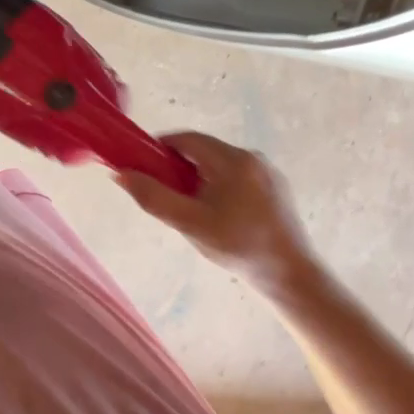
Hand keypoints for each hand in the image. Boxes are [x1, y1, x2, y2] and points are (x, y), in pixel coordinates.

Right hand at [115, 132, 319, 292]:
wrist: (290, 275)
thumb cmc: (238, 247)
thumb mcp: (189, 223)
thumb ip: (153, 197)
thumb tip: (122, 173)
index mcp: (232, 159)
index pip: (185, 139)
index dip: (159, 150)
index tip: (145, 171)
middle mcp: (251, 157)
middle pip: (201, 151)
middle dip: (178, 168)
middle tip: (168, 197)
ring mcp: (266, 172)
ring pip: (217, 165)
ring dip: (197, 179)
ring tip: (192, 211)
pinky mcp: (274, 187)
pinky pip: (235, 177)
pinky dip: (217, 187)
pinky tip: (218, 217)